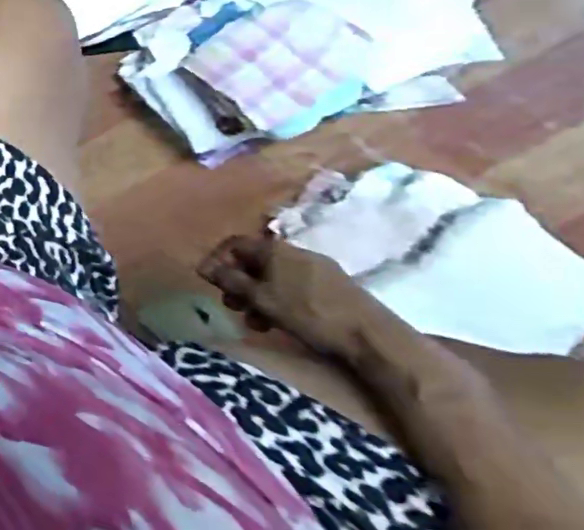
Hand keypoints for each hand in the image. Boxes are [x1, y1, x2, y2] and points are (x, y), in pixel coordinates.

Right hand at [198, 234, 397, 361]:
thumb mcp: (261, 299)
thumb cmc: (310, 314)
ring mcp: (321, 269)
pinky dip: (283, 300)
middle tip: (232, 306)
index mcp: (275, 249)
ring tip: (257, 322)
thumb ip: (230, 281)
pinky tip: (284, 321)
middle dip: (239, 283)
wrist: (376, 340)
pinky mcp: (339, 288)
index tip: (209, 281)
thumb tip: (206, 267)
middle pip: (256, 262)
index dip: (217, 260)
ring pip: (277, 277)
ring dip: (260, 296)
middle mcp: (297, 252)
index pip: (234, 244)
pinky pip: (298, 287)